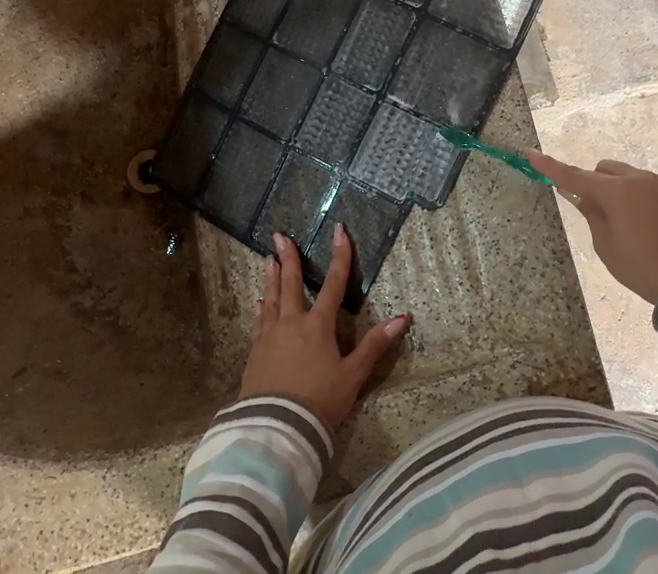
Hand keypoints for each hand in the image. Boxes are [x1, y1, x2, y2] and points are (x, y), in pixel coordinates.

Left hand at [240, 226, 410, 428]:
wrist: (276, 426)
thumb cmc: (319, 400)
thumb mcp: (353, 374)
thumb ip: (374, 345)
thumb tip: (402, 317)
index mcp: (318, 325)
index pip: (334, 284)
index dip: (340, 256)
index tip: (338, 230)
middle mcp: (292, 323)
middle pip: (291, 284)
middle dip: (289, 258)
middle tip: (279, 234)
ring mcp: (270, 336)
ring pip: (272, 298)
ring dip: (272, 277)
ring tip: (268, 258)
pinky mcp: (256, 352)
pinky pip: (259, 322)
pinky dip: (261, 308)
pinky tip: (259, 302)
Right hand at [528, 154, 657, 304]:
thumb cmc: (641, 267)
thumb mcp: (606, 247)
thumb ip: (593, 216)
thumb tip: (584, 197)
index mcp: (617, 191)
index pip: (575, 176)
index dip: (551, 167)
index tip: (531, 154)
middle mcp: (640, 180)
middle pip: (606, 170)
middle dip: (597, 184)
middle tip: (598, 212)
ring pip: (632, 178)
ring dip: (623, 192)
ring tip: (631, 225)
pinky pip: (654, 191)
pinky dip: (645, 202)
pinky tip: (653, 229)